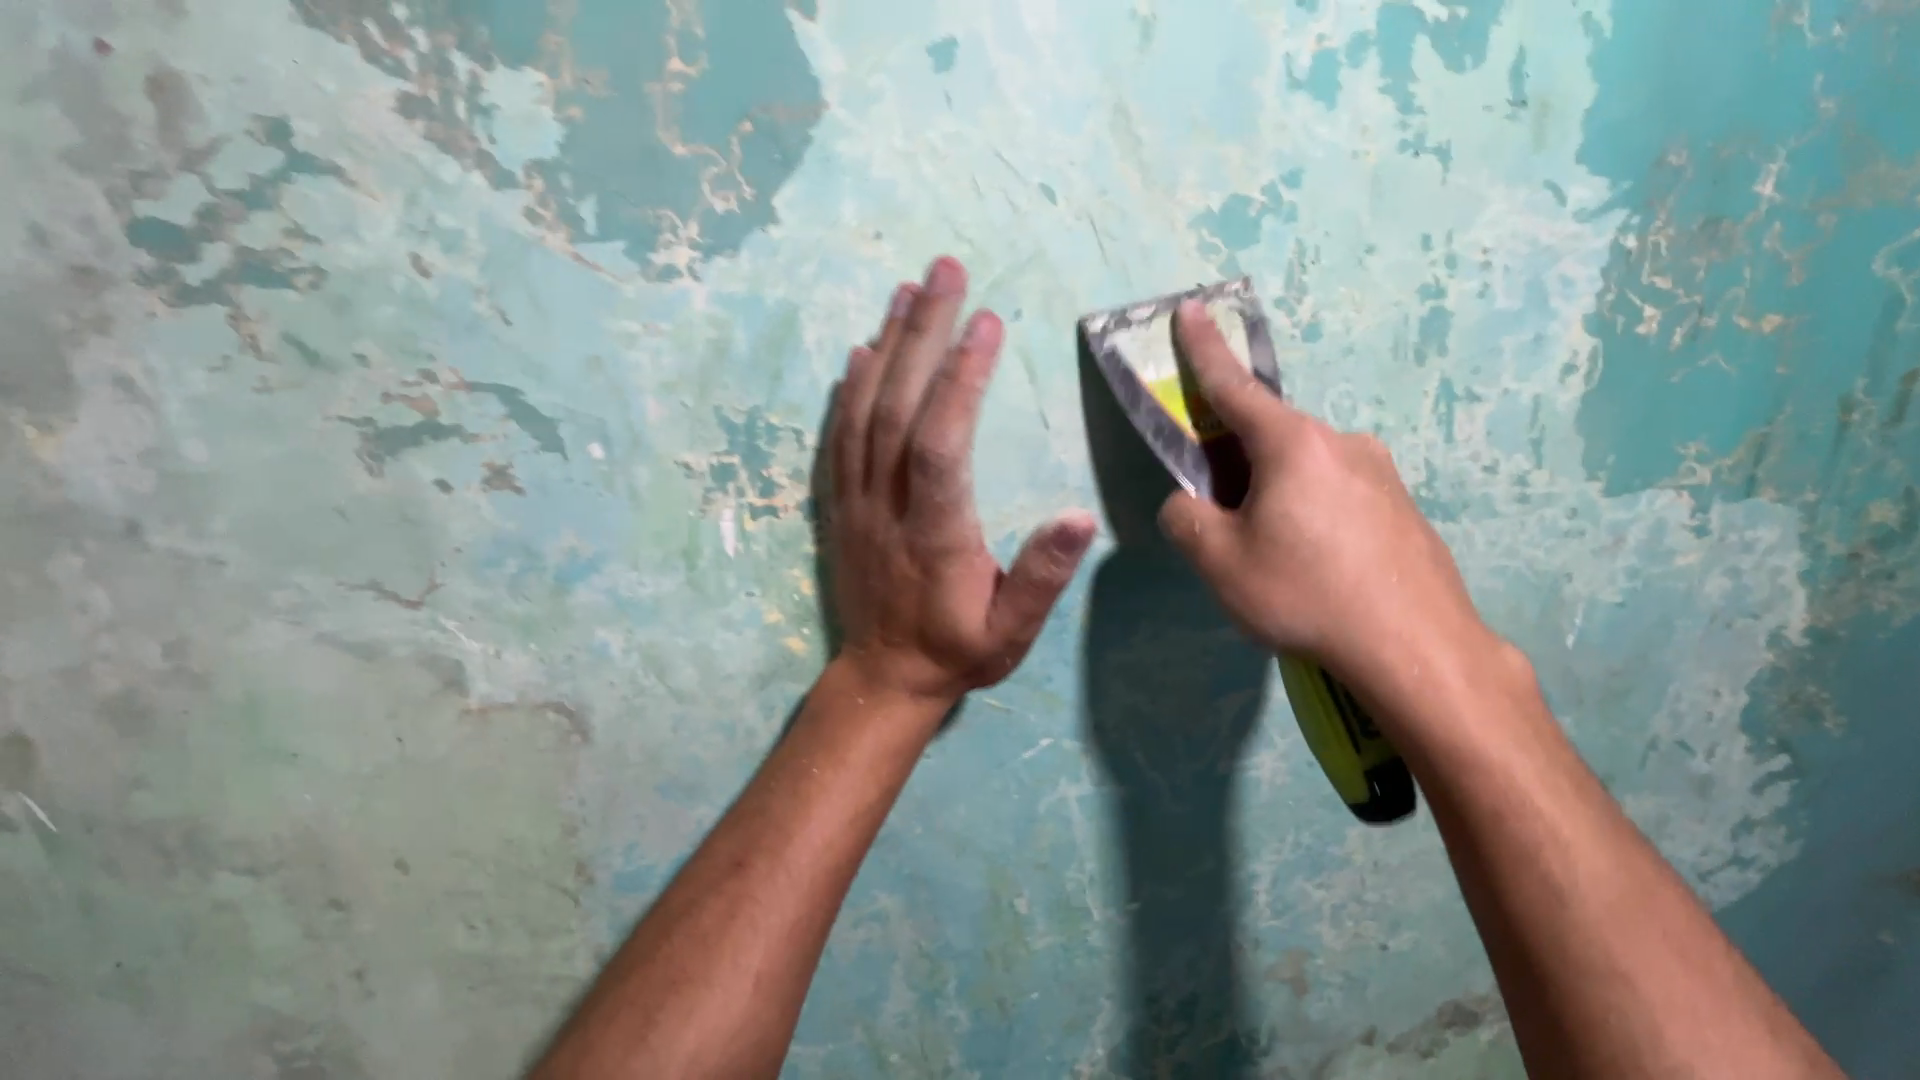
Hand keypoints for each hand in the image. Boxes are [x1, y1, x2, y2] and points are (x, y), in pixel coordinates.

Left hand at [826, 257, 1096, 703]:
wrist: (882, 678)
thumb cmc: (956, 653)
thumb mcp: (1009, 634)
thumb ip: (1040, 578)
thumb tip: (1080, 517)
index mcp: (935, 535)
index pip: (941, 444)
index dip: (961, 381)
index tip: (987, 323)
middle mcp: (888, 507)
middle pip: (897, 408)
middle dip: (922, 334)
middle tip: (945, 270)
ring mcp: (857, 503)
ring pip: (864, 413)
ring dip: (886, 346)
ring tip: (907, 290)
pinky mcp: (841, 505)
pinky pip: (839, 438)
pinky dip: (850, 389)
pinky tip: (864, 350)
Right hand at [1156, 300, 1498, 715]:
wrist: (1417, 647)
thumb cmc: (1306, 594)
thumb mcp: (1219, 562)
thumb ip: (1184, 519)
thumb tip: (1189, 505)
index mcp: (1292, 444)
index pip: (1233, 386)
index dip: (1204, 348)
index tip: (1192, 307)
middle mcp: (1341, 443)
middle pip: (1269, 438)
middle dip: (1237, 463)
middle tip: (1224, 516)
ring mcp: (1381, 473)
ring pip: (1305, 471)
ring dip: (1277, 496)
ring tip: (1277, 560)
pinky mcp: (1403, 507)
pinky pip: (1339, 496)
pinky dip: (1313, 516)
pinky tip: (1318, 569)